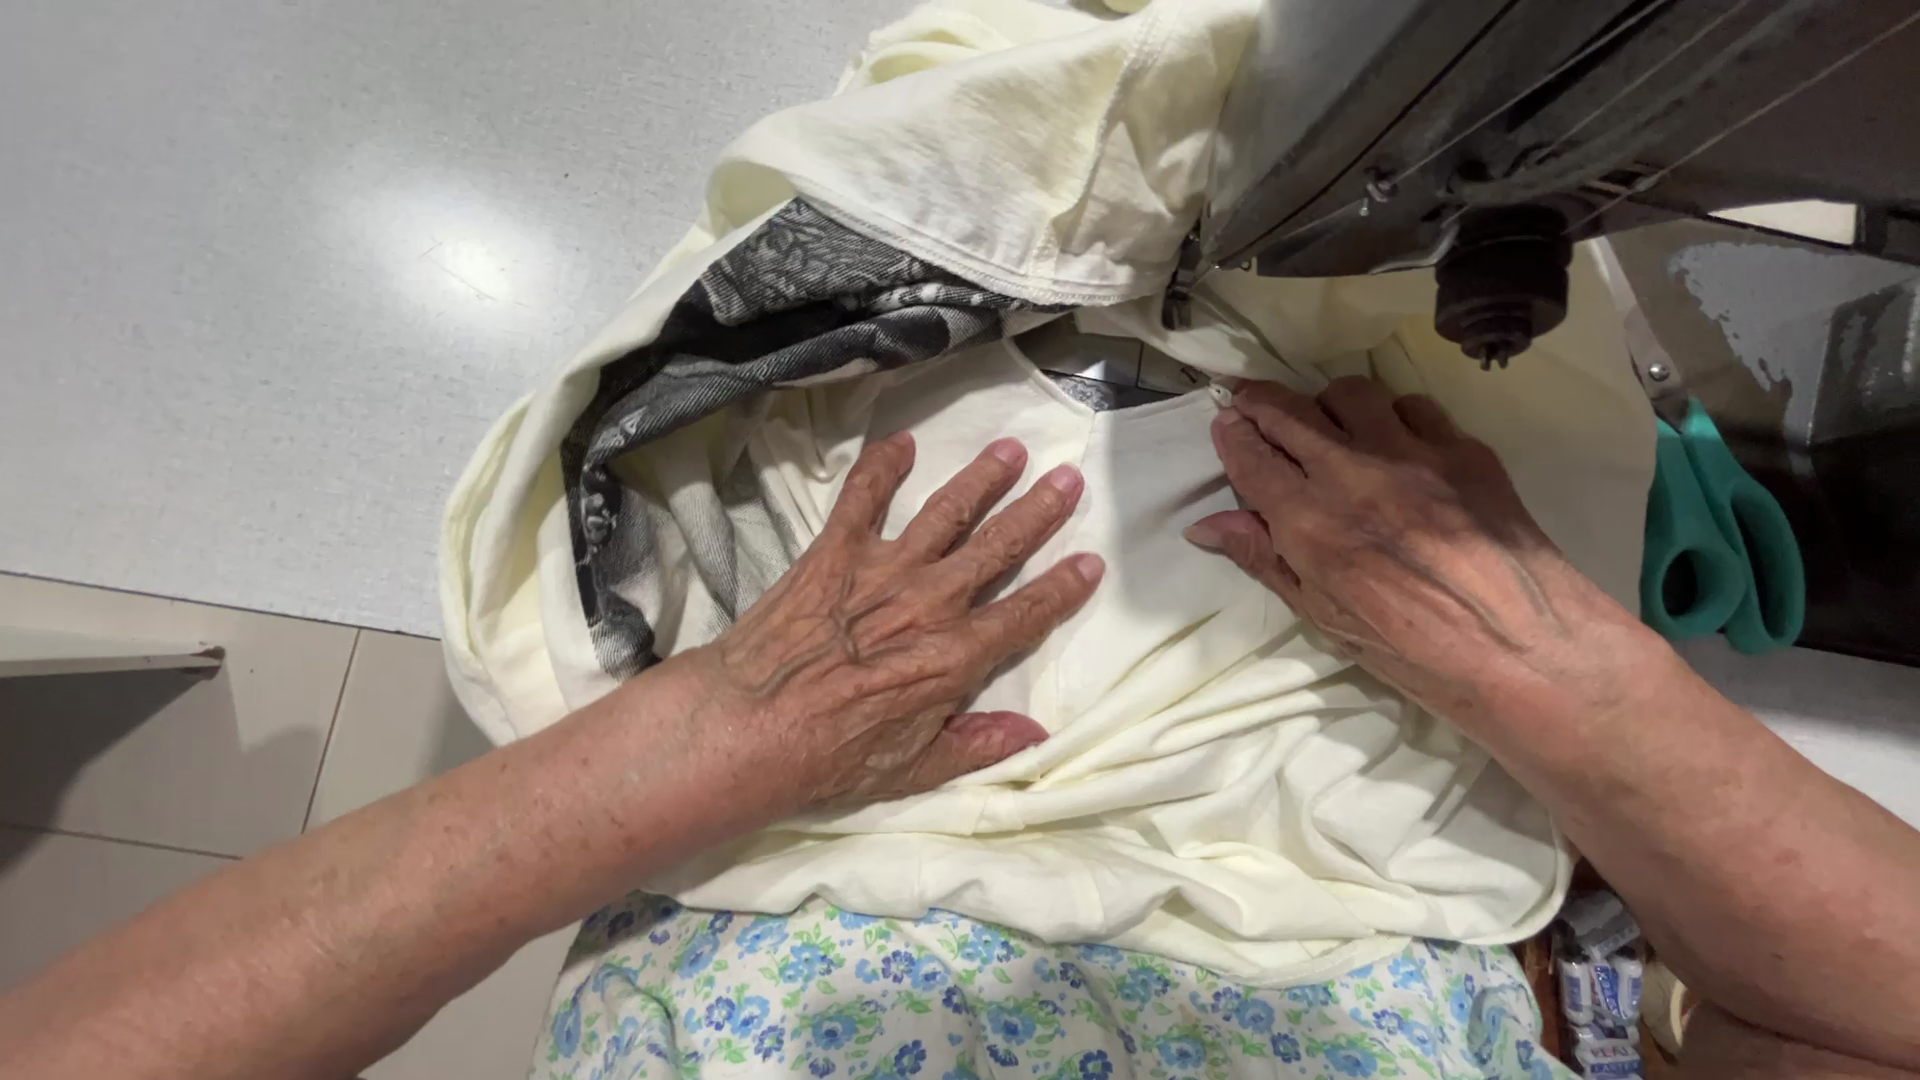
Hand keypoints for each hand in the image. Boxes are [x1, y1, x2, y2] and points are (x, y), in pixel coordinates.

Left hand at [677, 433, 1102, 813]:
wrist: (749, 725)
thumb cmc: (833, 755)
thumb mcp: (915, 770)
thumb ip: (978, 745)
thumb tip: (1036, 736)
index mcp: (956, 656)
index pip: (1026, 613)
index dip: (1063, 587)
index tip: (1092, 559)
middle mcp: (930, 601)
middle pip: (997, 548)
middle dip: (1038, 512)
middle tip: (1068, 478)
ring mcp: (883, 569)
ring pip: (946, 513)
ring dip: (981, 479)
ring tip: (1010, 450)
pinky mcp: (836, 550)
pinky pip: (862, 498)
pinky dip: (882, 467)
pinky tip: (902, 441)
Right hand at [1185, 377, 1639, 730]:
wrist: (1522, 650)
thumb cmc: (1408, 649)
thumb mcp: (1319, 616)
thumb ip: (1262, 558)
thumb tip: (1205, 526)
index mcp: (1310, 524)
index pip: (1253, 458)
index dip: (1230, 435)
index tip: (1223, 421)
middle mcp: (1353, 476)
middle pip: (1290, 414)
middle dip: (1259, 400)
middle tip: (1247, 400)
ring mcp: (1412, 456)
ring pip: (1349, 394)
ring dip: (1322, 401)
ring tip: (1320, 418)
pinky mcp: (1463, 449)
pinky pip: (1412, 405)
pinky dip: (1387, 413)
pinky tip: (1387, 436)